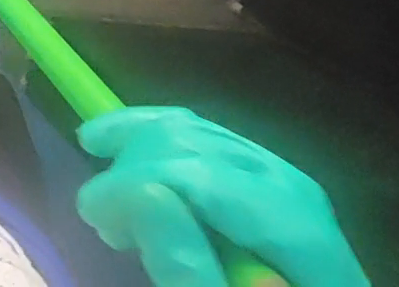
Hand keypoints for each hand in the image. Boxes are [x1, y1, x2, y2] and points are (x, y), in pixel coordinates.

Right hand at [75, 107, 367, 286]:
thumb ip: (188, 270)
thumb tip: (138, 192)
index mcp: (309, 247)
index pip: (212, 178)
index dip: (140, 179)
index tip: (89, 213)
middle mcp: (301, 198)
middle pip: (204, 145)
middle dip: (135, 163)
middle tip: (96, 214)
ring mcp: (283, 182)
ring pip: (197, 129)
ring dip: (136, 146)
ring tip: (106, 194)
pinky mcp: (260, 179)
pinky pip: (199, 135)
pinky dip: (151, 139)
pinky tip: (121, 153)